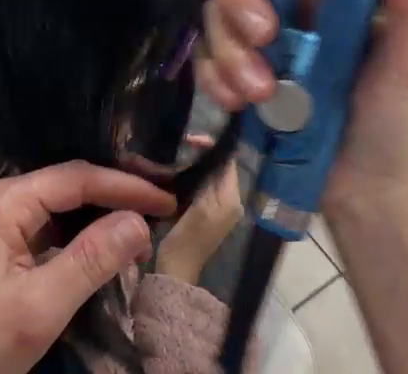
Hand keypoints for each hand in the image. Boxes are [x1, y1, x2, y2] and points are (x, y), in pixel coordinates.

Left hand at [0, 162, 176, 373]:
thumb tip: (140, 221)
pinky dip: (83, 233)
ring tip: (145, 224)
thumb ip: (90, 260)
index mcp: (6, 200)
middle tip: (163, 207)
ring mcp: (1, 220)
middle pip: (69, 183)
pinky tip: (109, 244)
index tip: (168, 201)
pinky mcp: (4, 245)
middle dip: (116, 193)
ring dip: (102, 213)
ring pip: (62, 205)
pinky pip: (52, 226)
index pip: (75, 178)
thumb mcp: (42, 305)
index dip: (124, 186)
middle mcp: (2, 198)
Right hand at [154, 136, 241, 283]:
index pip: (227, 161)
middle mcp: (230, 201)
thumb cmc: (188, 237)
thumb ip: (209, 180)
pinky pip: (202, 184)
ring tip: (175, 152)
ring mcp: (218, 207)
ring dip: (195, 162)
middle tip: (178, 143)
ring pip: (209, 174)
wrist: (178, 268)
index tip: (189, 138)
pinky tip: (175, 170)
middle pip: (219, 166)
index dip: (211, 146)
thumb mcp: (200, 205)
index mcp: (232, 199)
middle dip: (201, 152)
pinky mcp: (205, 210)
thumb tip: (210, 151)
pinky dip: (191, 174)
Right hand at [194, 0, 407, 204]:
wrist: (368, 191)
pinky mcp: (232, 74)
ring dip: (229, 50)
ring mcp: (254, 39)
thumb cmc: (399, 118)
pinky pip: (202, 58)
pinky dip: (213, 77)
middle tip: (264, 38)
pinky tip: (237, 104)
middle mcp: (285, 2)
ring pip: (213, 13)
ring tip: (261, 94)